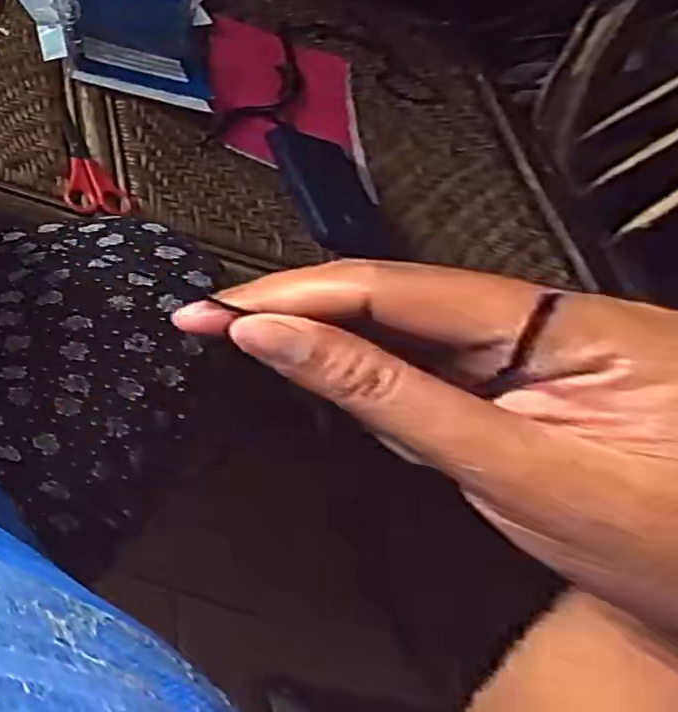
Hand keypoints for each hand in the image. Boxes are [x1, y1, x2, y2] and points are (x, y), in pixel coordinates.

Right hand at [173, 261, 677, 642]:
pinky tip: (339, 387)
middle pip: (376, 293)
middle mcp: (547, 318)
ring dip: (319, 341)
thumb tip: (267, 335)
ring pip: (383, 320)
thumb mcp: (515, 471)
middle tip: (207, 324)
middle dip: (286, 311)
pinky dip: (358, 369)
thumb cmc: (675, 552)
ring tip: (259, 353)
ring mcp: (529, 342)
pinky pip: (407, 351)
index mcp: (572, 325)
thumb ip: (378, 393)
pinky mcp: (509, 369)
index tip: (211, 313)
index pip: (385, 286)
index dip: (284, 295)